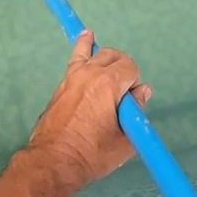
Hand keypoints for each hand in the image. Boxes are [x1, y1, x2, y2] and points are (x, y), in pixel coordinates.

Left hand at [25, 32, 151, 190]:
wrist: (54, 161)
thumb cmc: (91, 154)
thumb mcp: (126, 139)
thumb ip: (136, 112)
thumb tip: (142, 93)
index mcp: (107, 84)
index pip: (130, 67)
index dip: (135, 82)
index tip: (131, 101)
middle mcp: (89, 74)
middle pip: (112, 55)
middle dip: (122, 66)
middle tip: (123, 90)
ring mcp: (72, 77)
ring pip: (90, 52)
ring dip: (99, 50)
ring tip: (92, 35)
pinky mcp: (62, 85)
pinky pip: (75, 60)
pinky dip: (82, 49)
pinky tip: (85, 39)